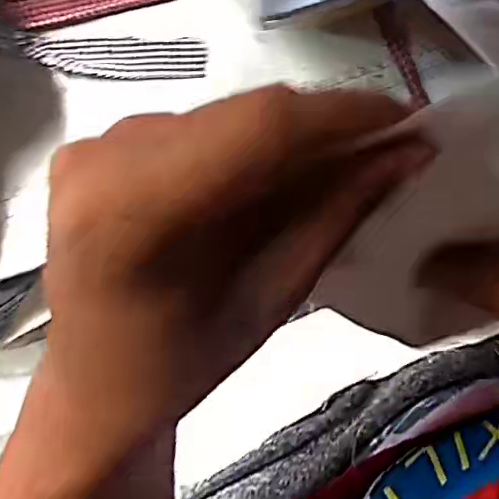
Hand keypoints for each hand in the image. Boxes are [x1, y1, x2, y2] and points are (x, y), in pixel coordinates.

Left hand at [0, 85, 427, 498]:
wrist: (88, 388)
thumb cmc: (181, 363)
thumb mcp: (274, 295)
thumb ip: (342, 211)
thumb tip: (410, 152)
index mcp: (134, 212)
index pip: (262, 127)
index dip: (344, 113)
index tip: (406, 118)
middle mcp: (110, 158)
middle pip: (251, 113)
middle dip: (330, 120)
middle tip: (389, 138)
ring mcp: (102, 141)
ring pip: (234, 109)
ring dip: (297, 126)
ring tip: (345, 152)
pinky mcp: (106, 136)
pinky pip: (209, 118)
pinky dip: (258, 134)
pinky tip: (282, 163)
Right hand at [419, 159, 498, 398]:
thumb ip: (483, 280)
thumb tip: (420, 262)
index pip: (479, 195)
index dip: (437, 221)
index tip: (392, 240)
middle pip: (487, 204)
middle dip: (449, 236)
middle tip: (396, 258)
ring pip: (498, 220)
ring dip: (468, 247)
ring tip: (414, 267)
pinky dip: (493, 254)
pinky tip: (456, 275)